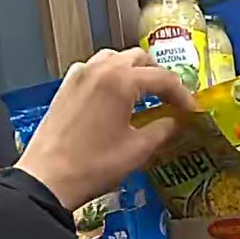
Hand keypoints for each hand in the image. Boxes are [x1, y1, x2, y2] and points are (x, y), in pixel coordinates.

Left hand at [16, 48, 196, 209]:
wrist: (48, 179)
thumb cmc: (95, 165)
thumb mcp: (137, 150)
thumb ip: (162, 130)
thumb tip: (176, 122)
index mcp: (121, 80)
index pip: (162, 78)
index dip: (182, 95)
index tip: (192, 112)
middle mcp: (100, 68)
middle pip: (139, 59)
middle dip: (158, 77)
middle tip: (170, 101)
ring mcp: (79, 75)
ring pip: (115, 59)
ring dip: (134, 72)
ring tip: (144, 95)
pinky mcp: (66, 87)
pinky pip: (94, 70)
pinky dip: (110, 77)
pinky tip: (114, 98)